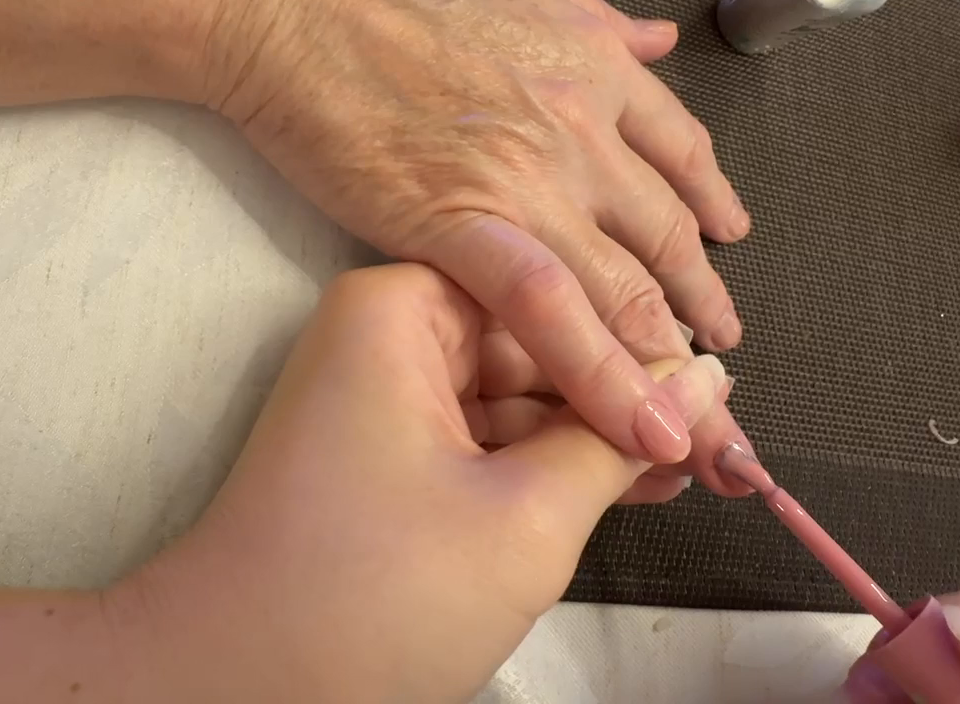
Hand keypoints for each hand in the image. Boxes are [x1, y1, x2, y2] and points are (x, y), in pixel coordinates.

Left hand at [114, 263, 737, 701]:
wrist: (237, 685)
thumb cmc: (375, 592)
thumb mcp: (524, 514)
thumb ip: (618, 437)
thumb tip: (698, 378)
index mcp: (405, 304)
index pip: (546, 295)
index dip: (637, 347)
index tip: (718, 392)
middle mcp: (392, 325)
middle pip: (535, 345)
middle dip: (624, 400)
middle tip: (722, 439)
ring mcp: (390, 382)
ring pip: (519, 394)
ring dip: (596, 437)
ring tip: (697, 466)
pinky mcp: (393, 436)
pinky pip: (488, 429)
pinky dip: (548, 460)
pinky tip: (626, 481)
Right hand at [209, 0, 749, 466]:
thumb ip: (588, 14)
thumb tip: (645, 39)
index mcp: (590, 62)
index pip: (676, 149)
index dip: (706, 199)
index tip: (724, 237)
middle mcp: (580, 129)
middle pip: (664, 231)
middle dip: (700, 294)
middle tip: (720, 340)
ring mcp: (528, 182)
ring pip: (625, 285)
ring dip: (666, 350)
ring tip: (690, 402)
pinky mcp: (460, 225)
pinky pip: (549, 315)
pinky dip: (601, 378)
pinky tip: (637, 426)